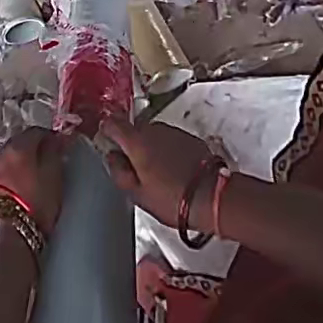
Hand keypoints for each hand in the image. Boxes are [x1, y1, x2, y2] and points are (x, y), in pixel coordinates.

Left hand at [0, 127, 66, 234]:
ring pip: (13, 150)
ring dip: (26, 153)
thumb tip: (54, 138)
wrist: (16, 229)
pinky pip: (7, 163)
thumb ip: (54, 150)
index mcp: (18, 147)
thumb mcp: (53, 173)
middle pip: (22, 139)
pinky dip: (17, 164)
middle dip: (37, 143)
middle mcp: (3, 151)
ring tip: (39, 166)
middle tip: (52, 154)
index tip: (61, 145)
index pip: (36, 131)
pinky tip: (26, 174)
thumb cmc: (39, 201)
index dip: (51, 136)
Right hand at [96, 117, 214, 229]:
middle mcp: (154, 130)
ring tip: (155, 172)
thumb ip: (118, 172)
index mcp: (136, 142)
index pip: (112, 123)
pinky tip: (171, 170)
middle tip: (133, 167)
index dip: (106, 132)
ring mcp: (173, 132)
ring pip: (152, 134)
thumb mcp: (137, 194)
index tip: (107, 143)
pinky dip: (166, 150)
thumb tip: (112, 158)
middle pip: (133, 129)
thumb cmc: (174, 199)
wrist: (215, 198)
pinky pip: (169, 139)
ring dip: (149, 147)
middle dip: (130, 144)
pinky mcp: (189, 138)